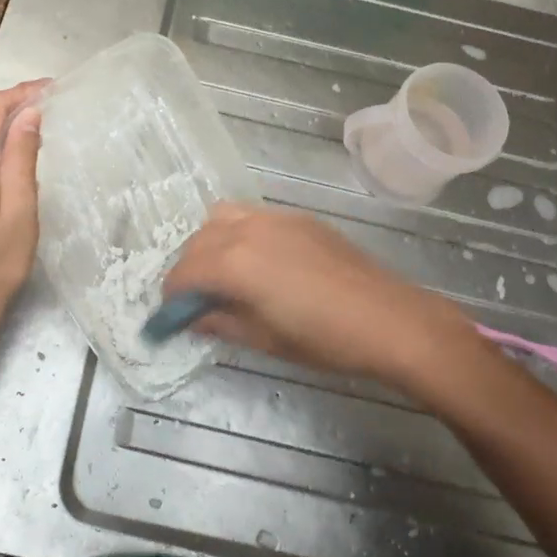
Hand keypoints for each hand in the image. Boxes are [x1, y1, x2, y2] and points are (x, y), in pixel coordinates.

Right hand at [164, 203, 479, 386]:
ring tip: (221, 274)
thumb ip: (222, 322)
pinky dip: (238, 233)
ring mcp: (276, 218)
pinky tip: (256, 263)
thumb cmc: (324, 339)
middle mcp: (248, 229)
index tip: (168, 318)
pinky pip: (252, 216)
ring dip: (210, 243)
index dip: (170, 297)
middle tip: (193, 300)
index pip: (184, 272)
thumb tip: (194, 318)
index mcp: (235, 262)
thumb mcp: (265, 339)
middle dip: (187, 268)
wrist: (389, 320)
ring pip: (223, 217)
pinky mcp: (299, 218)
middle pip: (198, 240)